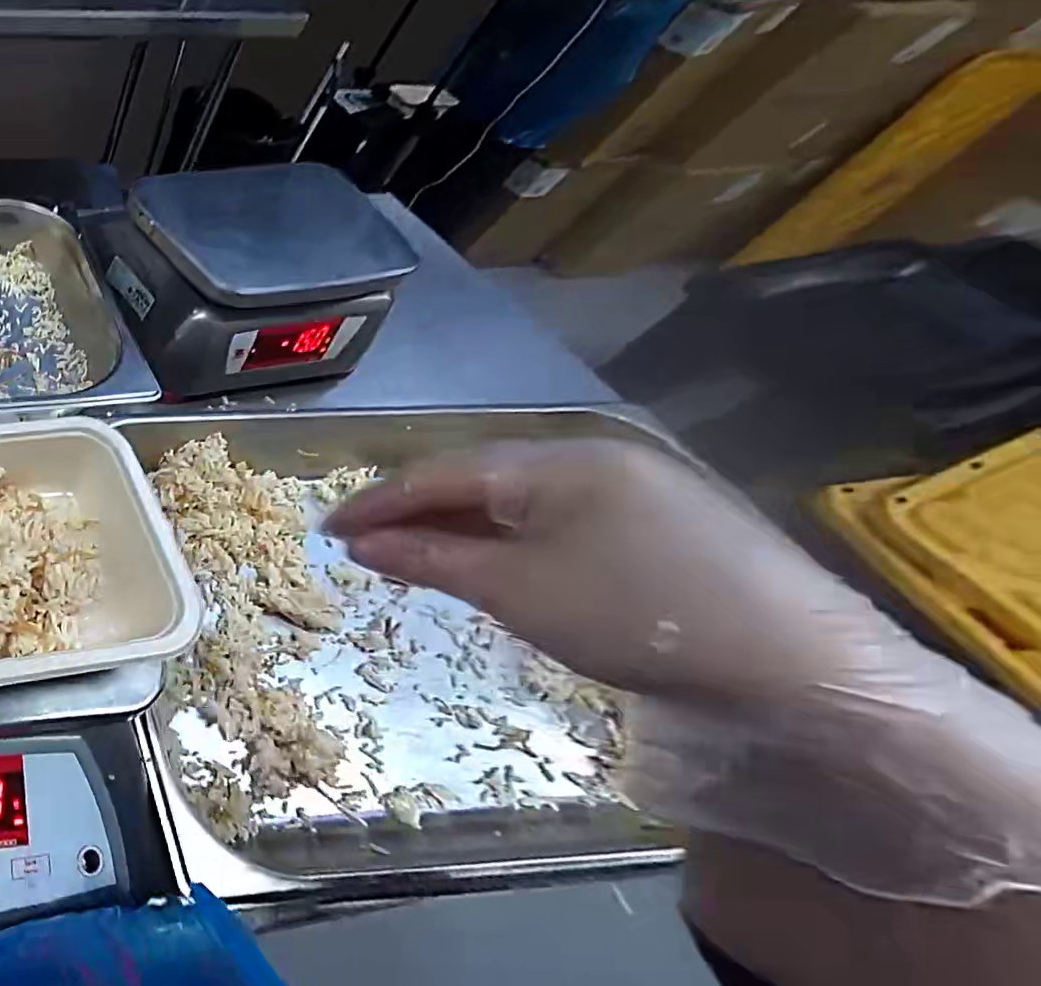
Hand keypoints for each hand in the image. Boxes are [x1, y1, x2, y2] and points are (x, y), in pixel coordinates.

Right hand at [324, 439, 895, 704]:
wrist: (802, 674)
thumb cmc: (636, 616)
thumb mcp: (515, 590)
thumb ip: (429, 559)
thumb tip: (359, 544)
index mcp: (551, 460)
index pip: (438, 474)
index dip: (377, 502)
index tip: (327, 527)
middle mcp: (582, 456)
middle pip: (469, 479)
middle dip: (410, 511)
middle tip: (359, 541)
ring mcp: (618, 483)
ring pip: (506, 497)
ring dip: (451, 525)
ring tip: (403, 551)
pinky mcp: (643, 516)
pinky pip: (543, 516)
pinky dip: (497, 536)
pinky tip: (474, 555)